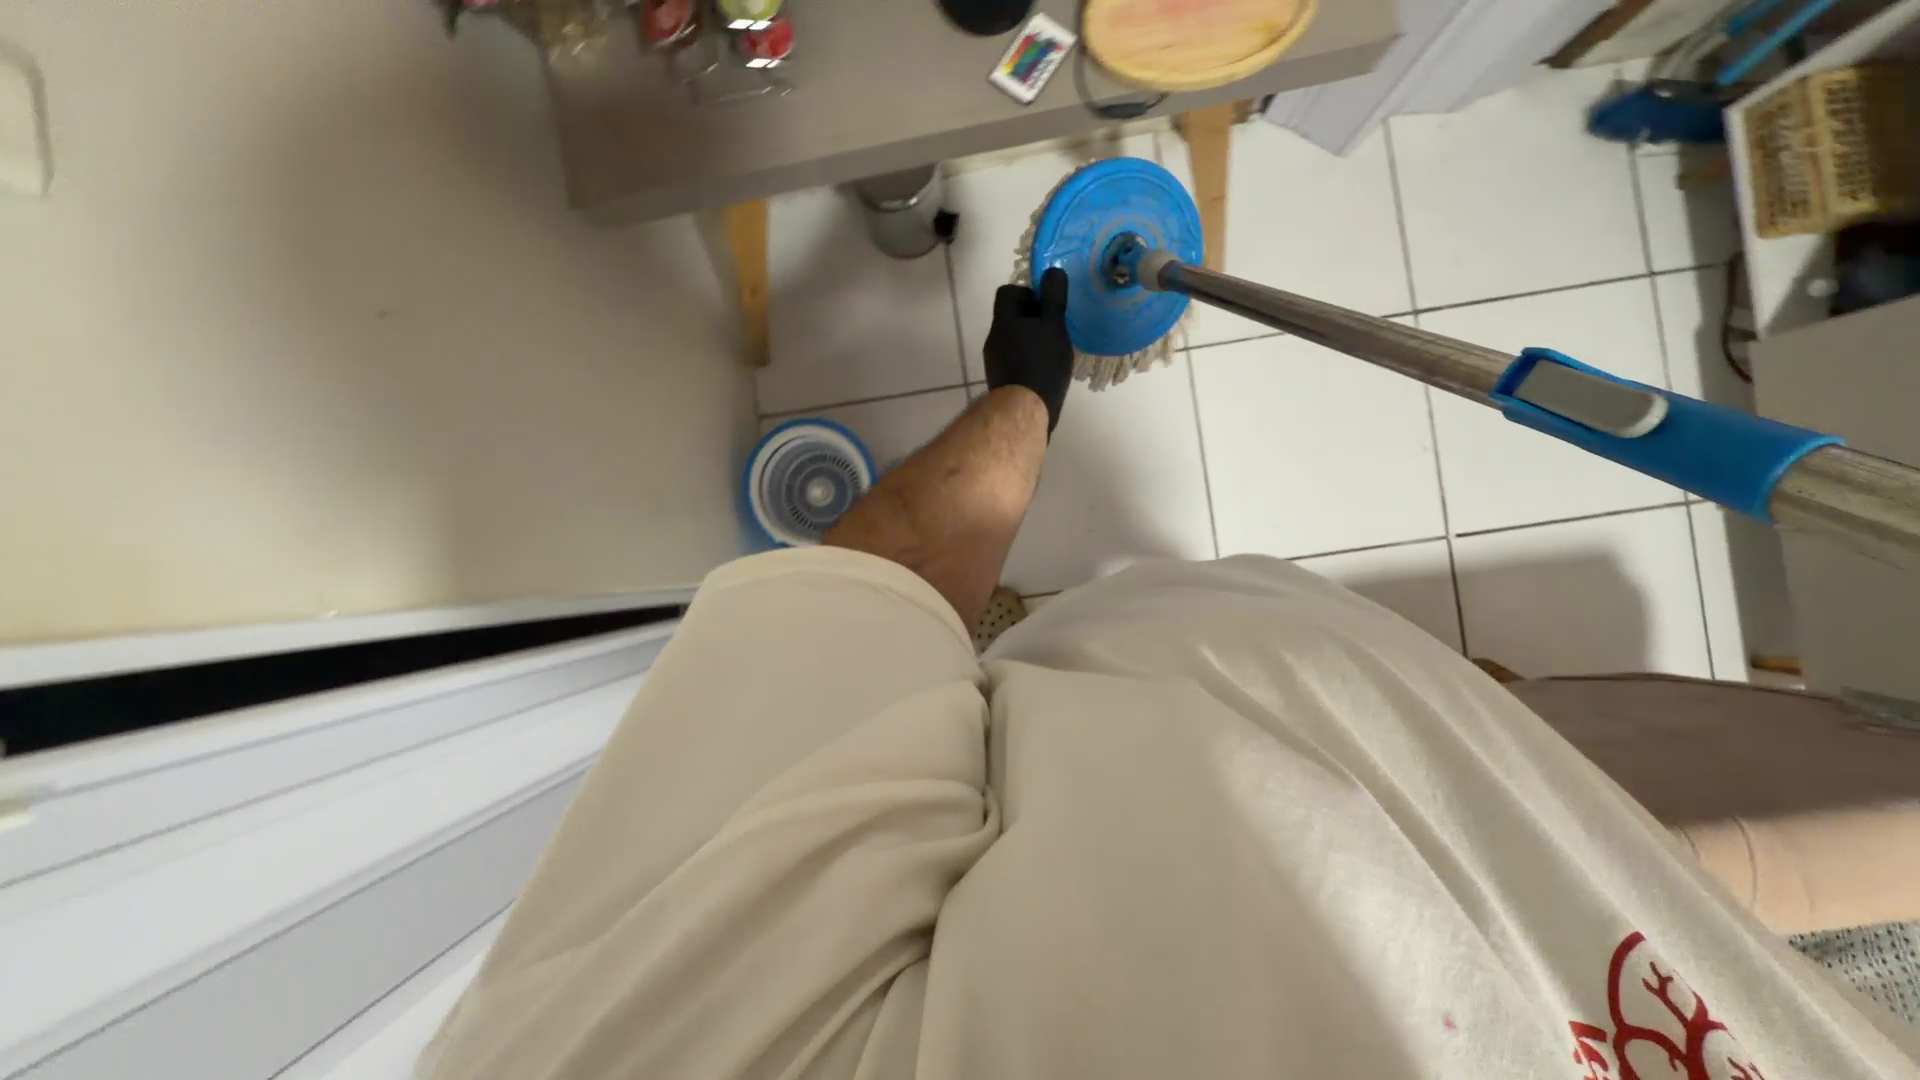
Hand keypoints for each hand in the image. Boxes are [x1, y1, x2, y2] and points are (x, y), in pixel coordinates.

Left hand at [984, 267, 1072, 433]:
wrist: (1024, 410)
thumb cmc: (1041, 364)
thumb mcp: (1053, 326)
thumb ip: (1053, 298)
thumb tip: (1052, 270)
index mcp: (1003, 320)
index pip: (1007, 292)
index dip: (1027, 293)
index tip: (1046, 306)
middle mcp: (993, 337)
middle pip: (1010, 316)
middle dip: (1031, 318)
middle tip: (1053, 329)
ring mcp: (993, 360)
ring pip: (1012, 339)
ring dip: (1029, 339)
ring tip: (1051, 352)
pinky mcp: (999, 379)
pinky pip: (1012, 359)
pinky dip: (1026, 358)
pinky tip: (1043, 371)